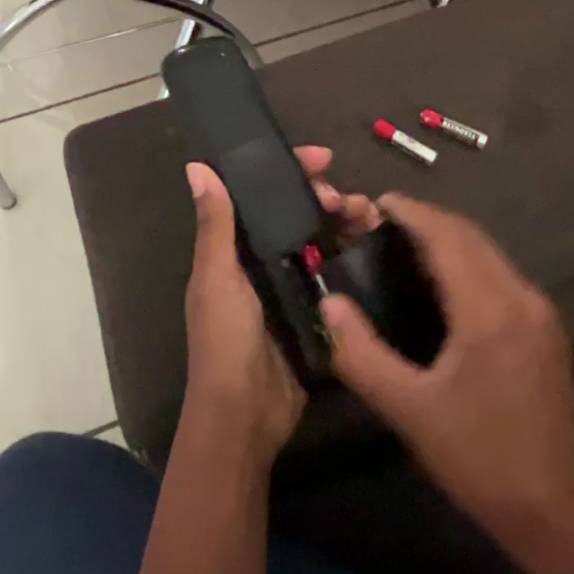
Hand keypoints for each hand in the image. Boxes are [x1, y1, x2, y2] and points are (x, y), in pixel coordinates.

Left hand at [180, 147, 378, 462]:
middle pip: (297, 214)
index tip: (323, 158)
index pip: (261, 196)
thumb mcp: (217, 279)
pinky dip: (354, 255)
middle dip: (326, 197)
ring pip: (322, 239)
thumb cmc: (224, 341)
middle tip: (350, 200)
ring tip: (371, 216)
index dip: (288, 172)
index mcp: (233, 249)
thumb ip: (214, 226)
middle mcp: (261, 261)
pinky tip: (377, 243)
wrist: (246, 414)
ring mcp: (291, 286)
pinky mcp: (316, 311)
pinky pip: (337, 273)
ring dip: (345, 221)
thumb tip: (197, 166)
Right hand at [319, 195, 573, 549]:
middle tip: (380, 225)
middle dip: (427, 221)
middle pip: (471, 236)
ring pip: (490, 253)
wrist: (557, 507)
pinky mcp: (547, 330)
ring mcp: (541, 312)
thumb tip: (329, 304)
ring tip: (402, 248)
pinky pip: (502, 276)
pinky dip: (468, 264)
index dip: (411, 212)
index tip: (375, 203)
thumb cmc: (479, 457)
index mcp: (489, 309)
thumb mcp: (409, 410)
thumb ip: (362, 354)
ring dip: (449, 241)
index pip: (448, 236)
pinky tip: (442, 287)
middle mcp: (522, 296)